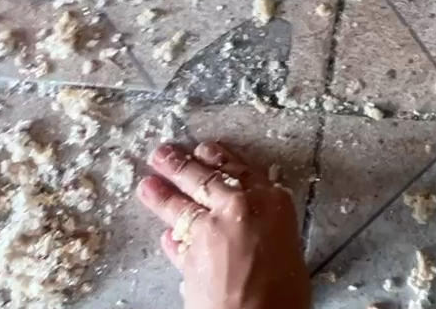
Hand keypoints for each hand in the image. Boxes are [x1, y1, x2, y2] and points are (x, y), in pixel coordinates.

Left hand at [136, 142, 309, 308]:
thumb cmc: (286, 287)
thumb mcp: (288, 243)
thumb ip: (266, 227)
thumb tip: (254, 233)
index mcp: (271, 200)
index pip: (242, 170)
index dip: (220, 158)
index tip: (205, 149)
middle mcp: (239, 207)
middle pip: (207, 179)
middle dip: (182, 165)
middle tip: (162, 153)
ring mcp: (210, 231)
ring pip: (183, 205)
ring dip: (163, 194)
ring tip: (147, 183)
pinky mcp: (188, 260)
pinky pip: (178, 244)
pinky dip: (171, 240)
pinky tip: (163, 236)